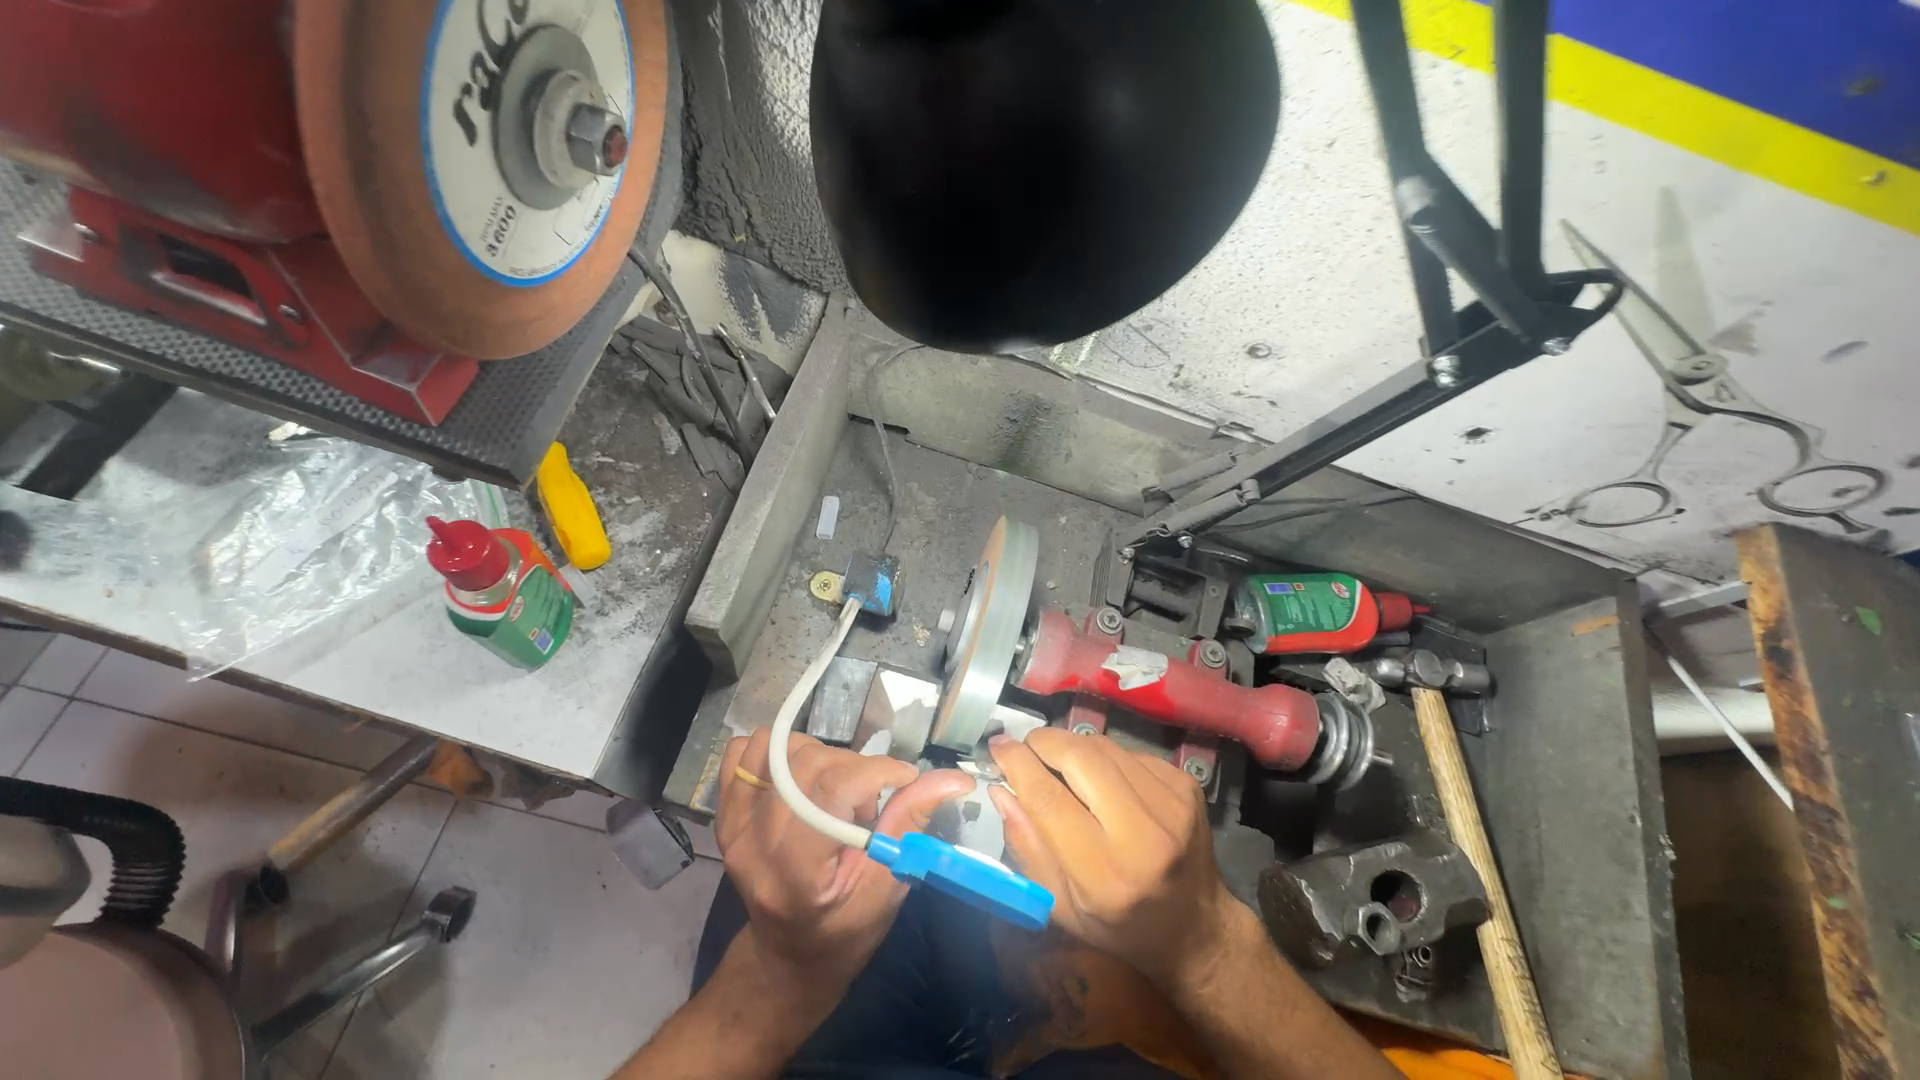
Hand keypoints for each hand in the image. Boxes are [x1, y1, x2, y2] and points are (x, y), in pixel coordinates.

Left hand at [717, 727, 973, 987]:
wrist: (789, 955)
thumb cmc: (845, 929)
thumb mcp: (887, 886)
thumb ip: (911, 823)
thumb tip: (956, 779)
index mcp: (795, 870)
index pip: (833, 787)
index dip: (877, 770)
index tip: (905, 778)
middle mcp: (755, 841)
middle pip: (810, 763)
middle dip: (853, 767)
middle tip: (867, 801)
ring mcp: (734, 824)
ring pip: (780, 749)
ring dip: (819, 759)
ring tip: (834, 795)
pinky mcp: (726, 812)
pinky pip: (743, 753)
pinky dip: (775, 754)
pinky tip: (800, 781)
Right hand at [989, 729, 1237, 984]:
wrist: (1197, 929)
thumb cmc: (1119, 926)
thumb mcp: (1059, 906)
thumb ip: (1027, 846)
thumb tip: (1000, 789)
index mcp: (1105, 872)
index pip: (1049, 798)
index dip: (1017, 764)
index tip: (997, 747)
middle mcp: (1143, 832)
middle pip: (1079, 757)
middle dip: (1043, 742)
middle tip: (1025, 746)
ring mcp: (1170, 804)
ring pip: (1104, 747)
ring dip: (1073, 746)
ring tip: (1058, 761)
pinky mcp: (1185, 785)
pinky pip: (1129, 754)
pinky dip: (1105, 758)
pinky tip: (1101, 780)